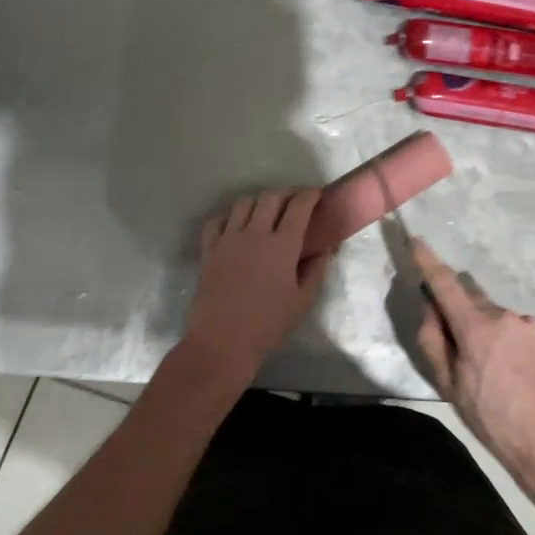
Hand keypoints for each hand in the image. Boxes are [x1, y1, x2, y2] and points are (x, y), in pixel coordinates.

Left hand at [182, 188, 331, 378]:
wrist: (222, 341)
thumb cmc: (268, 324)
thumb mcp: (302, 301)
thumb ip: (316, 270)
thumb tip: (325, 249)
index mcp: (282, 245)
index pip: (299, 206)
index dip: (310, 195)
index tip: (316, 194)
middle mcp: (255, 233)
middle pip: (271, 197)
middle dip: (287, 192)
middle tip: (295, 200)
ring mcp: (228, 239)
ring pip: (243, 203)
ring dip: (259, 201)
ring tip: (266, 211)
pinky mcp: (209, 249)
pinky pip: (217, 220)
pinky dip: (229, 216)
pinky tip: (235, 224)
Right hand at [412, 238, 534, 472]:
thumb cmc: (491, 418)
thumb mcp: (449, 384)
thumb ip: (432, 339)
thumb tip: (429, 306)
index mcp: (475, 327)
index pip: (445, 283)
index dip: (428, 260)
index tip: (415, 239)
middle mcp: (501, 314)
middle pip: (467, 297)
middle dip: (454, 308)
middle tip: (449, 342)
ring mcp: (524, 321)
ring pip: (488, 311)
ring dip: (478, 325)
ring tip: (482, 366)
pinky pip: (508, 324)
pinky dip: (498, 335)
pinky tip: (504, 367)